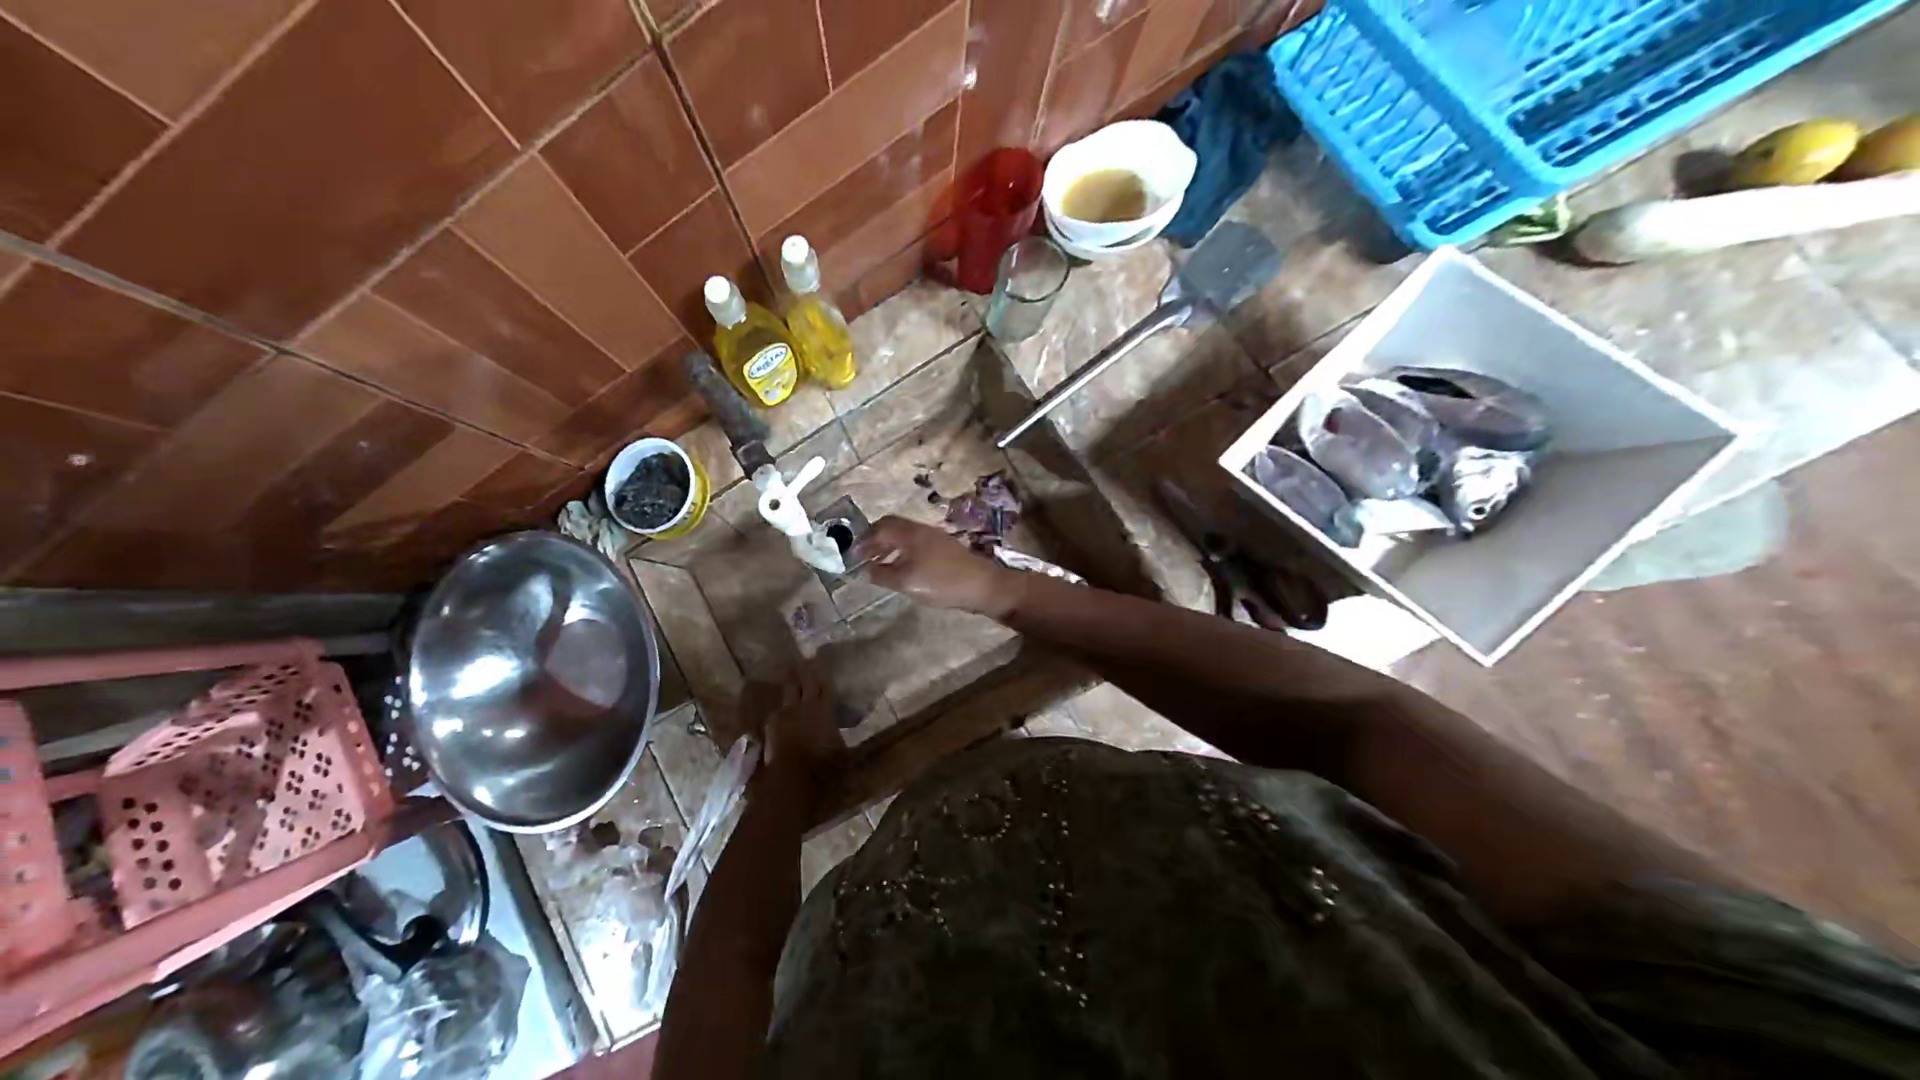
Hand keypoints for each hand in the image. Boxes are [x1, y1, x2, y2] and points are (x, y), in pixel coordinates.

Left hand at [752, 664, 841, 810]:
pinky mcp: (771, 726)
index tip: (822, 657)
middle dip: (805, 670)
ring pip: (788, 692)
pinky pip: (777, 710)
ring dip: (790, 683)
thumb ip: (840, 737)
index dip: (823, 670)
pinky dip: (781, 707)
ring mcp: (785, 715)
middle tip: (805, 660)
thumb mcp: (841, 752)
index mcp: (823, 710)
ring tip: (791, 675)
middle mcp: (803, 707)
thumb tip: (844, 734)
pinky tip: (781, 708)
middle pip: (803, 682)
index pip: (825, 685)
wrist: (790, 779)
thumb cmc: (823, 766)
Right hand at [853, 516, 1023, 617]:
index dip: (864, 540)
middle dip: (875, 540)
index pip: (880, 527)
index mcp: (910, 533)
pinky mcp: (943, 549)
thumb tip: (863, 571)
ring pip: (904, 536)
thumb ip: (882, 575)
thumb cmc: (941, 582)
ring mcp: (934, 538)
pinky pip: (914, 544)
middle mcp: (921, 530)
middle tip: (863, 556)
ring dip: (888, 546)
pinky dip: (901, 552)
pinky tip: (901, 568)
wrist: (981, 585)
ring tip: (878, 564)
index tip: (853, 554)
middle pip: (892, 527)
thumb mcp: (906, 582)